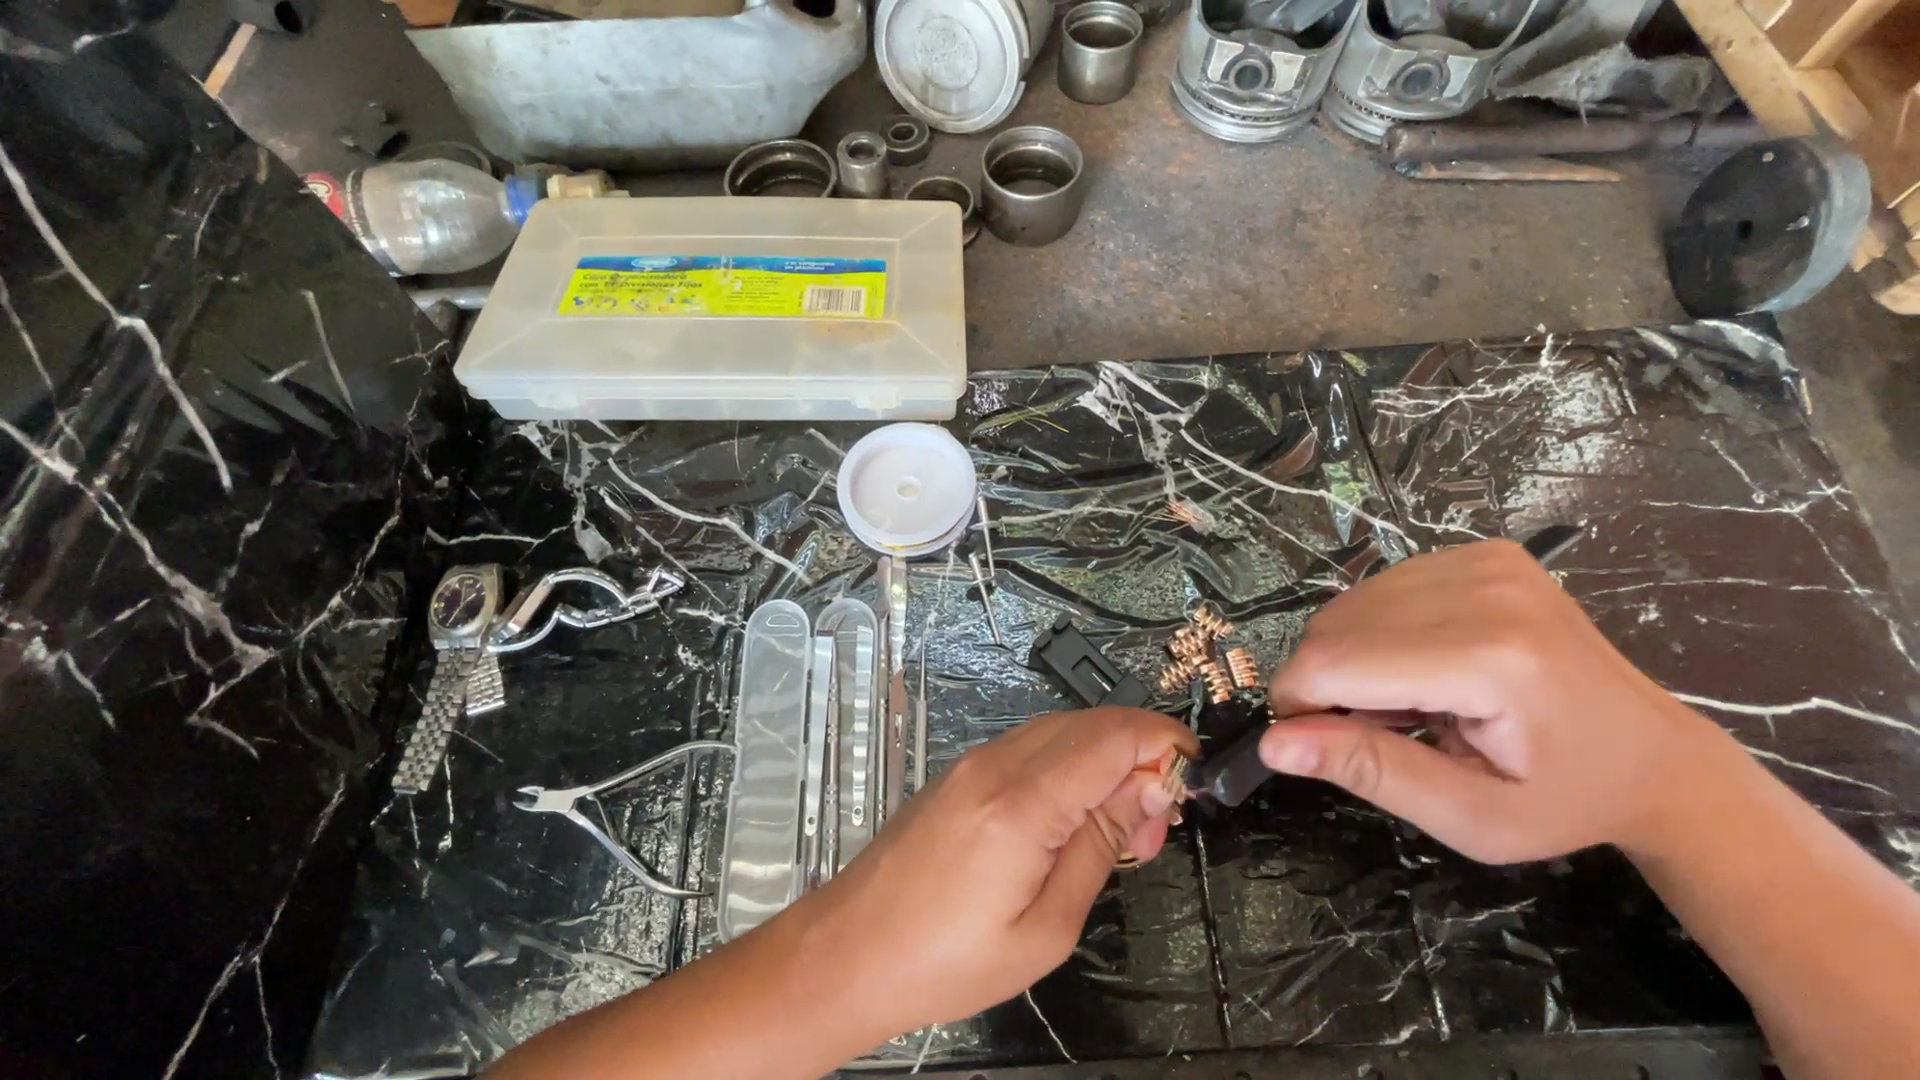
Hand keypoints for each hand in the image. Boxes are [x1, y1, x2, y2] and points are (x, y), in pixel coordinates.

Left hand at [788, 707, 1194, 1036]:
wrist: (848, 952)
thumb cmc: (948, 961)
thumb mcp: (1046, 926)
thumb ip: (1100, 844)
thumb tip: (1150, 788)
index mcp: (1021, 802)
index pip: (1113, 736)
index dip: (1163, 744)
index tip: (1189, 784)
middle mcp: (996, 763)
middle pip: (1090, 723)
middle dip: (1139, 755)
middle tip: (1154, 825)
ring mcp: (972, 762)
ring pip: (1060, 730)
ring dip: (1104, 761)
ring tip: (1118, 830)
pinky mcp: (959, 774)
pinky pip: (1029, 748)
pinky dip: (1067, 767)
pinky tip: (1072, 818)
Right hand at [1258, 538, 1742, 863]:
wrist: (1654, 755)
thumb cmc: (1563, 799)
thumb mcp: (1469, 817)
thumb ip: (1370, 771)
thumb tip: (1272, 743)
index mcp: (1492, 660)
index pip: (1335, 661)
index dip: (1299, 704)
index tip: (1318, 743)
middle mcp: (1486, 590)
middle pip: (1334, 627)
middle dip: (1325, 683)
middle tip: (1378, 730)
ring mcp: (1485, 561)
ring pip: (1347, 605)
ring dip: (1349, 656)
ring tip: (1407, 699)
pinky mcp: (1481, 551)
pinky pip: (1378, 588)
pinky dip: (1374, 631)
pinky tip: (1419, 663)